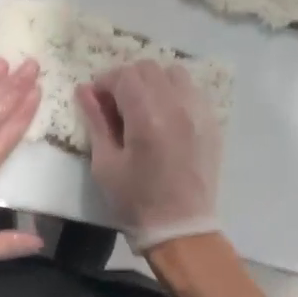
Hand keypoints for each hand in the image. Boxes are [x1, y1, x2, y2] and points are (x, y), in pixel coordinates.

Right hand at [76, 60, 223, 251]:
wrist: (181, 228)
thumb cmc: (136, 201)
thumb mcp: (106, 164)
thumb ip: (96, 122)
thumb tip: (85, 91)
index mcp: (148, 117)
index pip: (124, 75)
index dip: (105, 81)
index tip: (96, 98)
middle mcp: (177, 106)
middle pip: (149, 68)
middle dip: (127, 79)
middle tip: (115, 104)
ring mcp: (199, 113)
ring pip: (174, 73)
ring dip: (153, 82)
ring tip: (142, 107)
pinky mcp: (212, 124)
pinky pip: (192, 92)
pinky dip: (174, 94)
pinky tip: (164, 117)